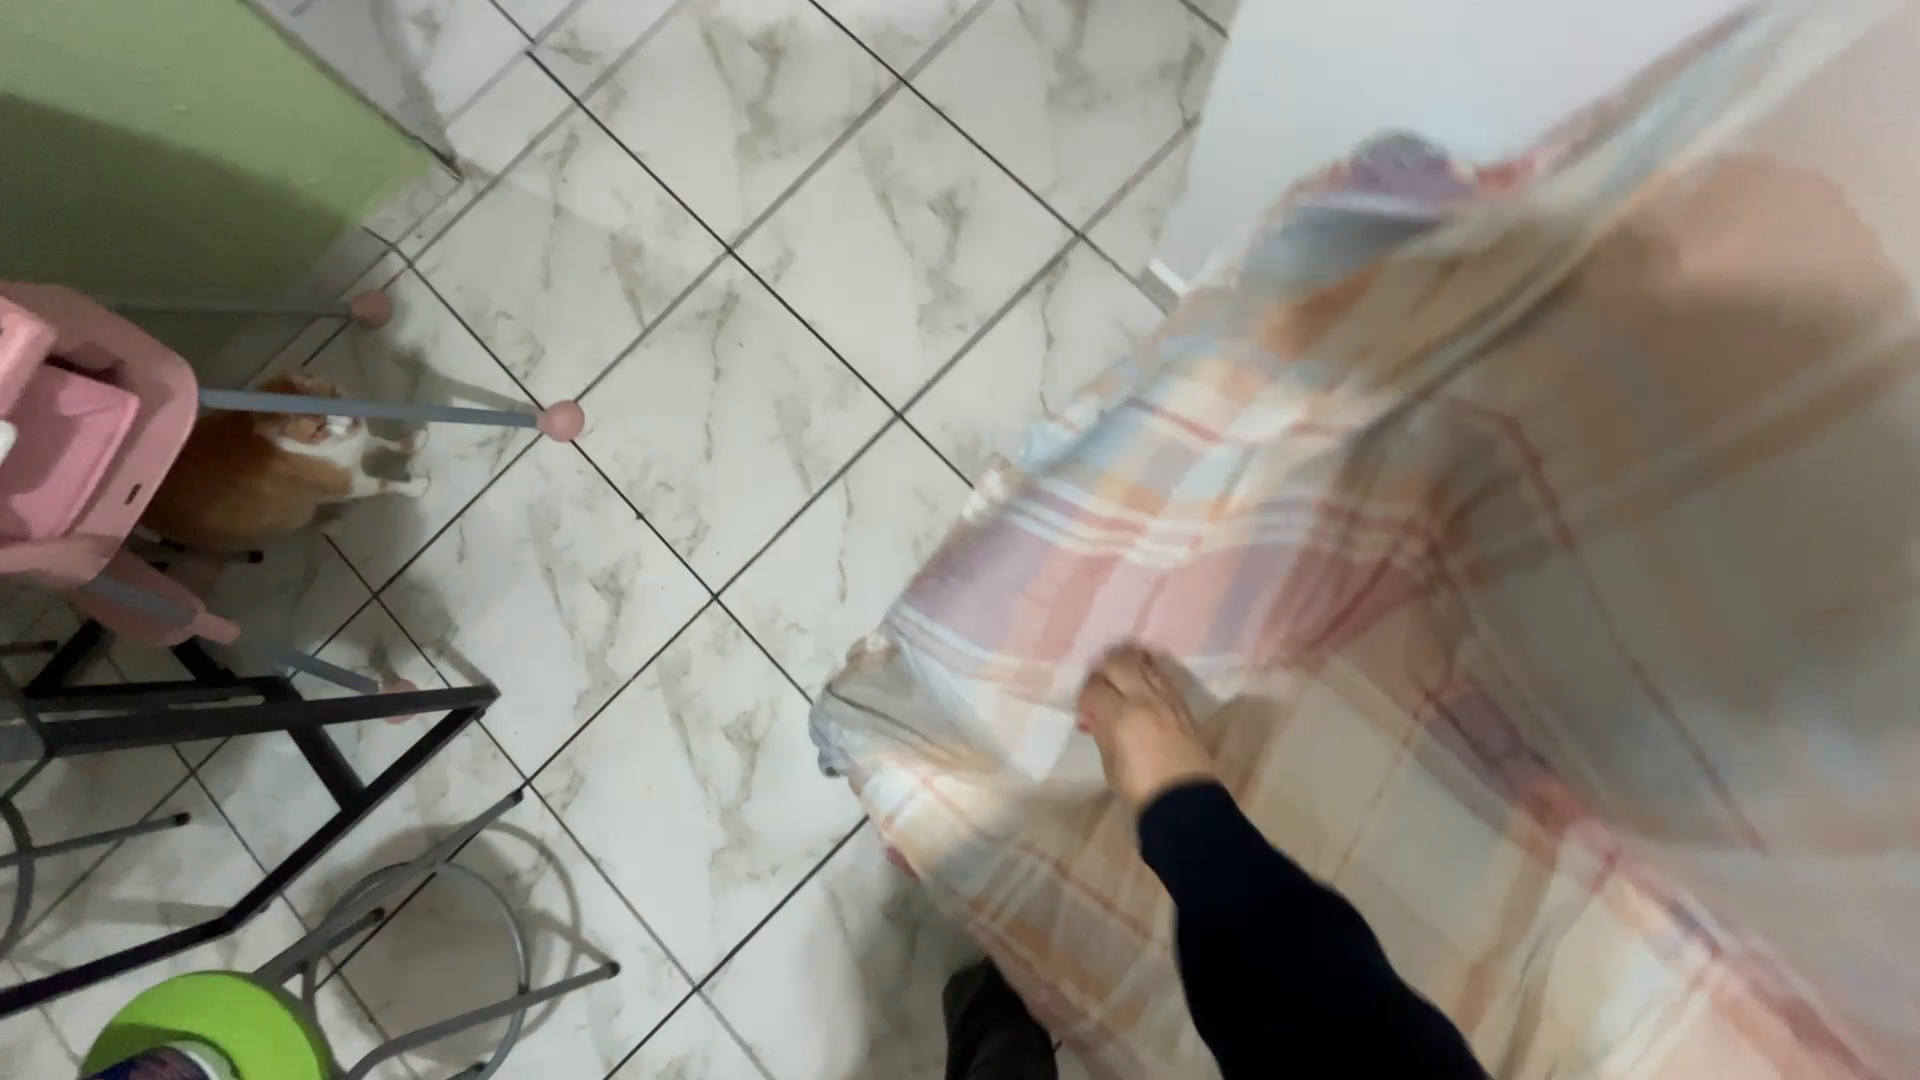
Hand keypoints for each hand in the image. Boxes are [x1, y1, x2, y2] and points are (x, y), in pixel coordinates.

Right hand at [1076, 644, 1216, 813]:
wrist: (1186, 802)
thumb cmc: (1140, 789)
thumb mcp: (1110, 763)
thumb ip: (1100, 732)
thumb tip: (1091, 715)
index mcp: (1121, 716)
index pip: (1093, 688)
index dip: (1084, 696)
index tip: (1084, 709)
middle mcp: (1144, 699)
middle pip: (1118, 662)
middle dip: (1102, 670)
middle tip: (1099, 686)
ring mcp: (1166, 699)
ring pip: (1144, 662)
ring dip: (1127, 663)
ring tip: (1119, 675)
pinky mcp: (1182, 704)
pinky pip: (1162, 675)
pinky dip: (1148, 672)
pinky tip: (1141, 680)